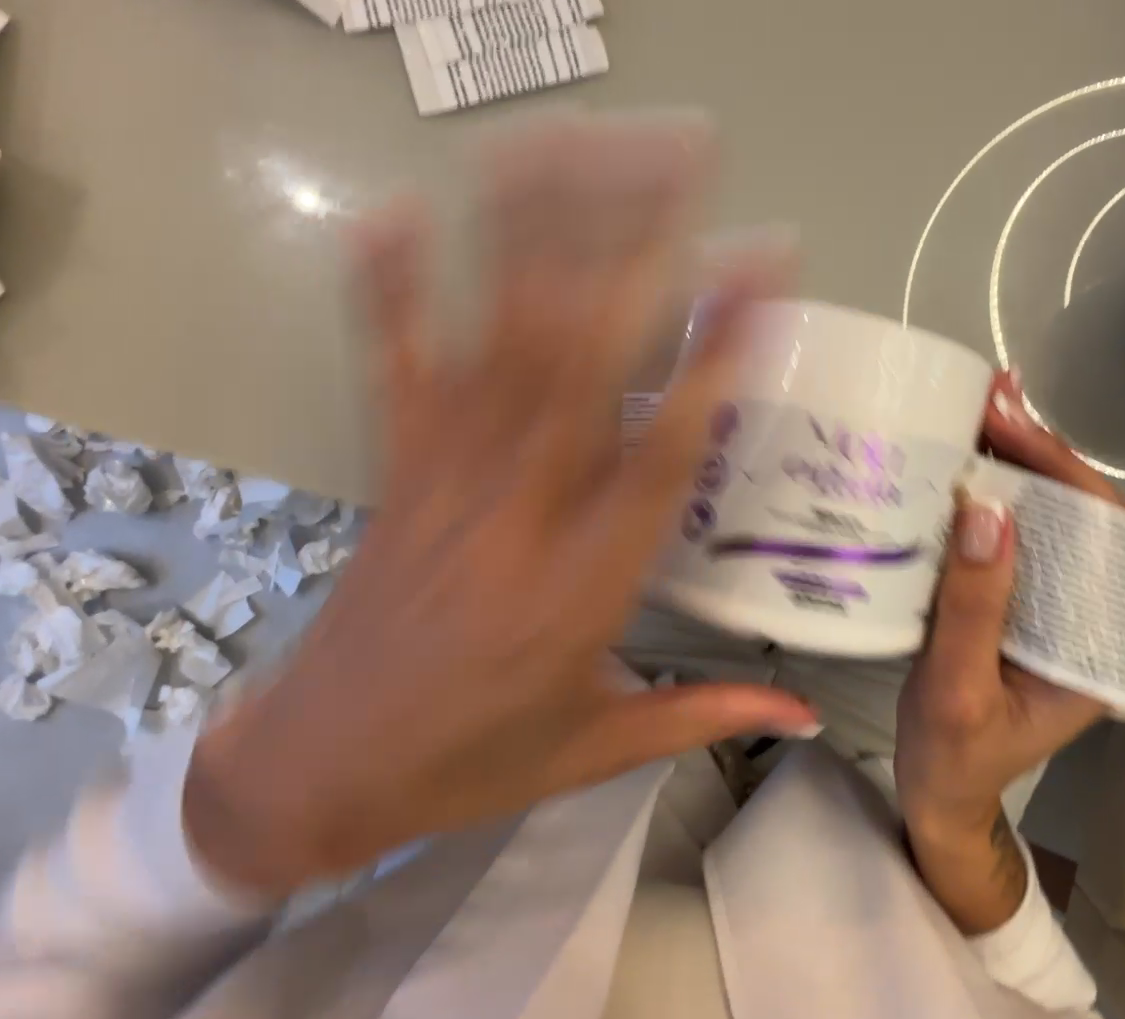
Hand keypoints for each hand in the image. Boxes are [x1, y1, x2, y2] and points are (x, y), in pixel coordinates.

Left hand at [183, 114, 815, 896]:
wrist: (317, 771)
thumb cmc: (471, 761)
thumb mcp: (598, 749)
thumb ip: (707, 713)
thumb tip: (807, 708)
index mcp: (583, 589)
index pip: (661, 455)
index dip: (714, 356)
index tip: (758, 272)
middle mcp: (517, 516)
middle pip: (578, 361)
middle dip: (633, 245)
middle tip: (684, 155)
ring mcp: (445, 482)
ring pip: (497, 343)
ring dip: (537, 234)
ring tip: (580, 140)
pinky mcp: (392, 472)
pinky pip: (392, 369)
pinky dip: (393, 288)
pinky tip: (404, 209)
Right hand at [895, 371, 1122, 930]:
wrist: (937, 798)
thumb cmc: (952, 760)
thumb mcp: (957, 692)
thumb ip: (976, 609)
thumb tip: (989, 512)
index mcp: (1097, 644)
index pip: (1105, 536)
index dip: (1064, 472)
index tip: (1010, 422)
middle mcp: (1084, 617)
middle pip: (1077, 517)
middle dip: (1036, 452)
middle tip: (984, 398)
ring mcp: (1047, 609)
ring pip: (1042, 521)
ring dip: (1009, 464)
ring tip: (969, 412)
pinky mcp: (1010, 605)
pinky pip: (1005, 541)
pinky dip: (981, 497)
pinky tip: (954, 463)